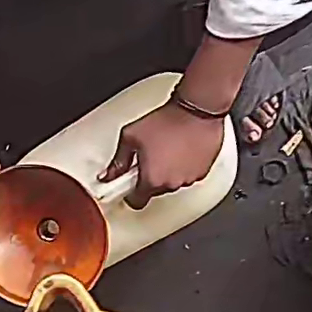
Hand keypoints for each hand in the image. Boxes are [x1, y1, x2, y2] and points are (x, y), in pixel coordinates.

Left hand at [99, 103, 226, 208]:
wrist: (197, 108)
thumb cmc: (167, 120)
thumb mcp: (131, 136)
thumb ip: (118, 160)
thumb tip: (109, 174)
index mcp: (151, 179)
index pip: (137, 202)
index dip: (131, 194)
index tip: (129, 184)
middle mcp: (171, 184)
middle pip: (154, 191)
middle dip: (149, 178)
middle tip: (148, 158)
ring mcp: (188, 179)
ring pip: (171, 183)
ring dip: (167, 172)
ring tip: (166, 150)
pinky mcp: (202, 171)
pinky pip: (187, 175)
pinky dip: (183, 167)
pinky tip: (180, 150)